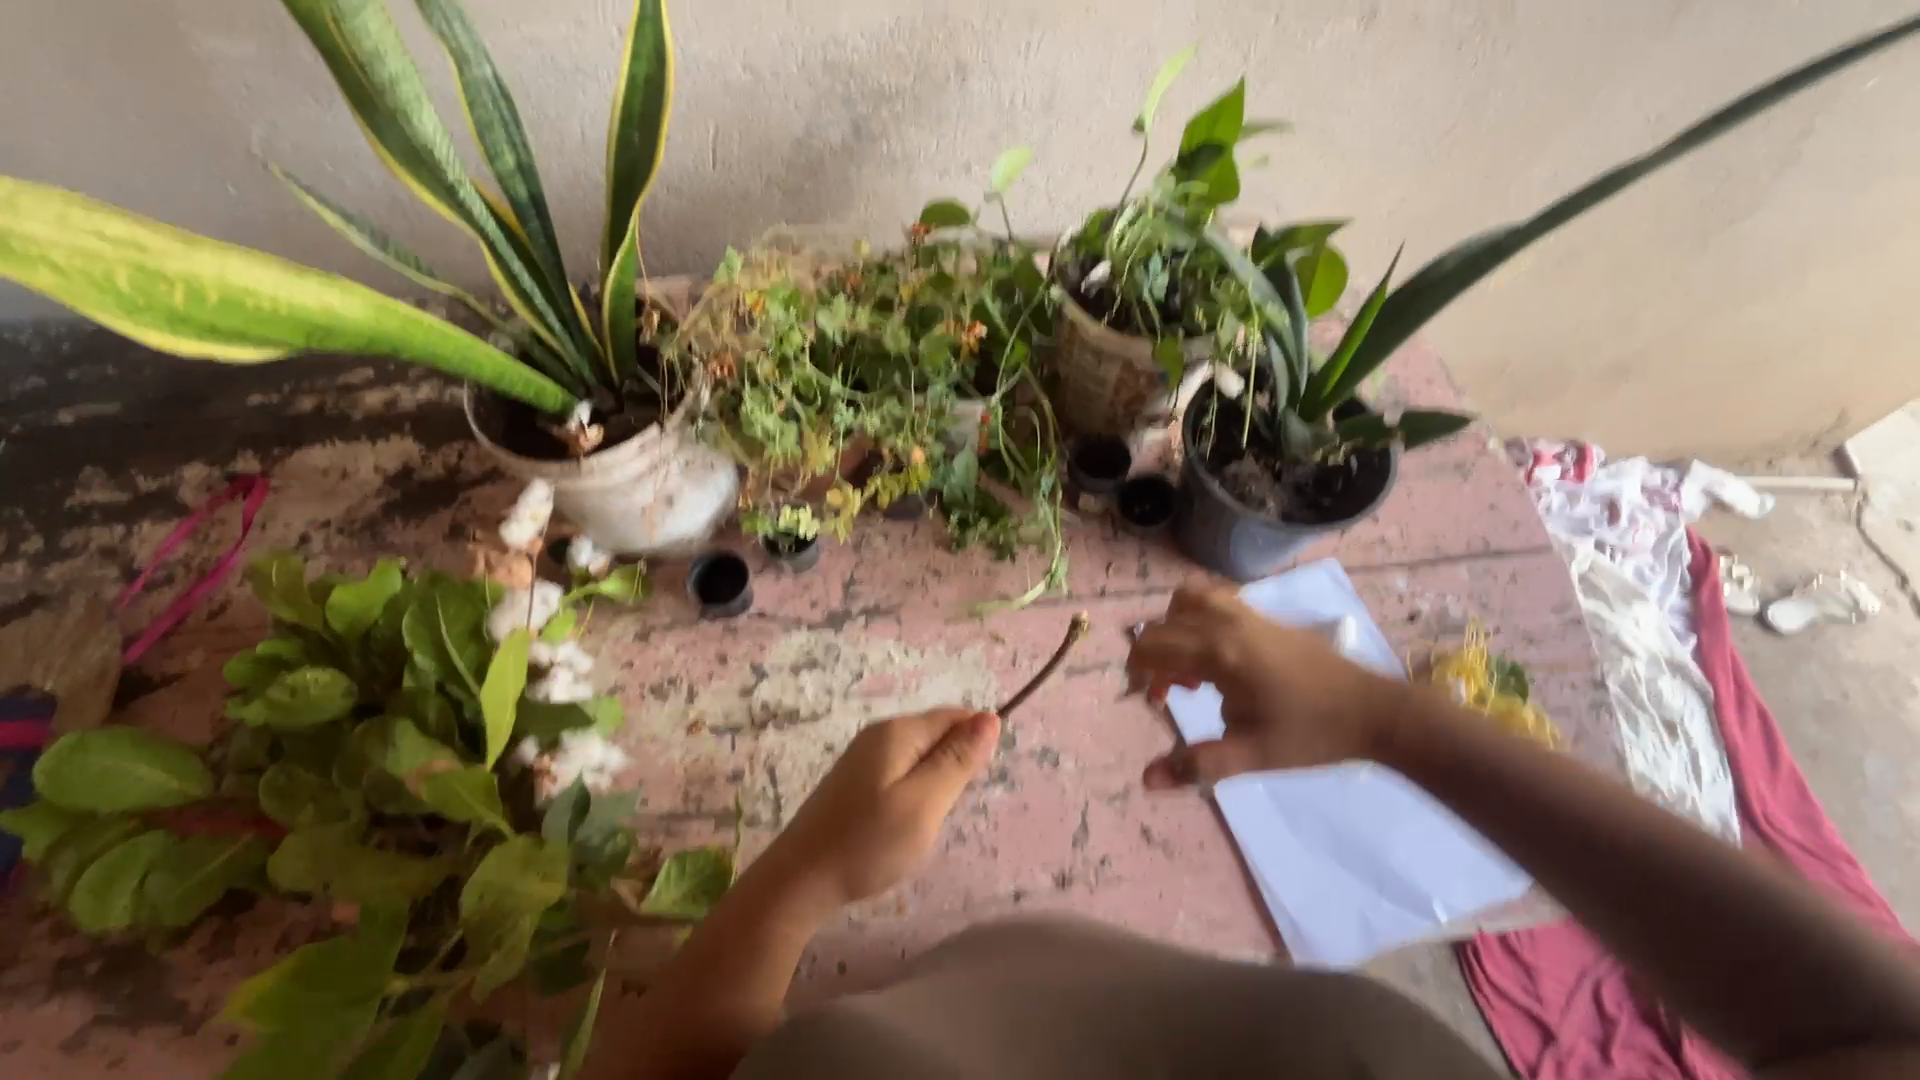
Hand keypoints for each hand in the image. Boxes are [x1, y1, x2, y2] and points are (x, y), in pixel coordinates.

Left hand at [745, 708, 1000, 919]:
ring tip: (925, 822)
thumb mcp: (925, 803)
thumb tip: (990, 718)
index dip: (975, 744)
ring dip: (935, 783)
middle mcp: (879, 734)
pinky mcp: (855, 781)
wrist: (799, 881)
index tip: (973, 786)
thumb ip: (957, 760)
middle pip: (937, 733)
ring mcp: (863, 757)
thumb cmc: (868, 843)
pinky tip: (904, 824)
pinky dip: (914, 793)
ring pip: (921, 755)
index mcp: (898, 732)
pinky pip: (901, 772)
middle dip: (955, 766)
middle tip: (944, 810)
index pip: (955, 716)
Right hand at [1127, 584, 1403, 787]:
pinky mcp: (1266, 618)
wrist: (1374, 712)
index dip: (1139, 672)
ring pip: (1190, 599)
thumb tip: (1146, 780)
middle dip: (1154, 655)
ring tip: (1191, 665)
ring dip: (1176, 627)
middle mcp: (1227, 623)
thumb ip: (1195, 765)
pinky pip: (1216, 600)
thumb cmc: (1311, 735)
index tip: (1152, 702)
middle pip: (1165, 622)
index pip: (1153, 646)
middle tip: (1168, 693)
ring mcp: (1249, 615)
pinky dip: (1200, 620)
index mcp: (1219, 653)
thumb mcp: (1251, 756)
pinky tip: (1220, 658)